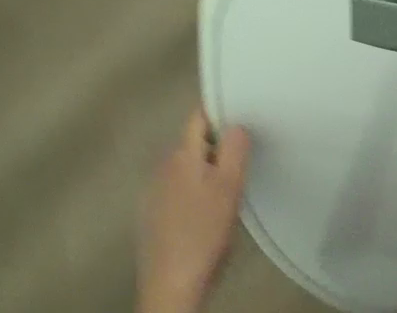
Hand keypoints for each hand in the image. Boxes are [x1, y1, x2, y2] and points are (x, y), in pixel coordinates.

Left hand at [137, 110, 251, 312]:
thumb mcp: (230, 185)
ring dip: (206, 168)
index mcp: (180, 154)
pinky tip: (208, 210)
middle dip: (217, 143)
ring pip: (187, 166)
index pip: (199, 115)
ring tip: (230, 183)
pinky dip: (194, 190)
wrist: (171, 287)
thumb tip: (236, 123)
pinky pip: (178, 188)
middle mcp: (162, 167)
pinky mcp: (152, 217)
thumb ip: (235, 147)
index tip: (244, 115)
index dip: (221, 110)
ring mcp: (153, 193)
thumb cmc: (204, 231)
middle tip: (244, 155)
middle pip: (194, 141)